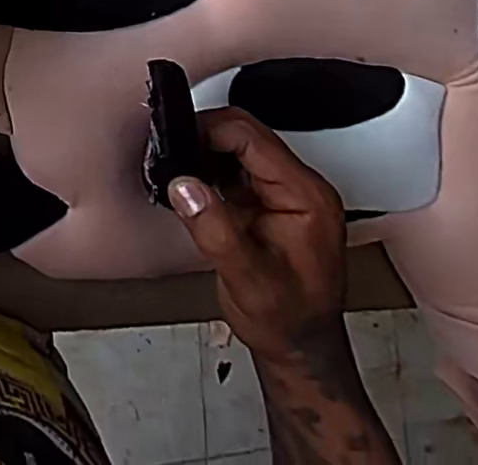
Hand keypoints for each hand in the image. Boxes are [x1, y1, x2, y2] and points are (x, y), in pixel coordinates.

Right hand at [171, 110, 399, 462]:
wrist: (298, 347)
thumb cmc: (287, 319)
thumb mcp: (248, 280)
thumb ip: (215, 230)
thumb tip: (184, 184)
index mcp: (306, 196)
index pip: (250, 136)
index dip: (208, 132)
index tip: (176, 143)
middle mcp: (299, 186)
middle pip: (243, 132)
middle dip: (202, 137)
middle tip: (171, 155)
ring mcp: (283, 190)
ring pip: (235, 143)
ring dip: (203, 151)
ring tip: (178, 172)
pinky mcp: (265, 196)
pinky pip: (232, 163)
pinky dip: (206, 166)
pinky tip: (191, 187)